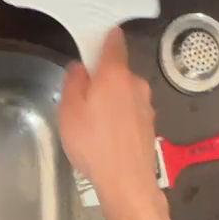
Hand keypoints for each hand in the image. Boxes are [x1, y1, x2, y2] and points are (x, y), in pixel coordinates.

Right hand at [58, 28, 181, 219]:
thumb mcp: (69, 111)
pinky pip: (130, 114)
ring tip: (92, 125)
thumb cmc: (94, 145)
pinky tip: (106, 138)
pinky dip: (119, 120)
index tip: (92, 41)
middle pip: (117, 71)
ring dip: (110, 102)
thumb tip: (79, 68)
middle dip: (101, 80)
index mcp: (114, 74)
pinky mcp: (149, 126)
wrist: (126, 181)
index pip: (113, 41)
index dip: (102, 37)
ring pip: (124, 94)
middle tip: (81, 99)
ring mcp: (146, 105)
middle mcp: (135, 84)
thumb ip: (73, 83)